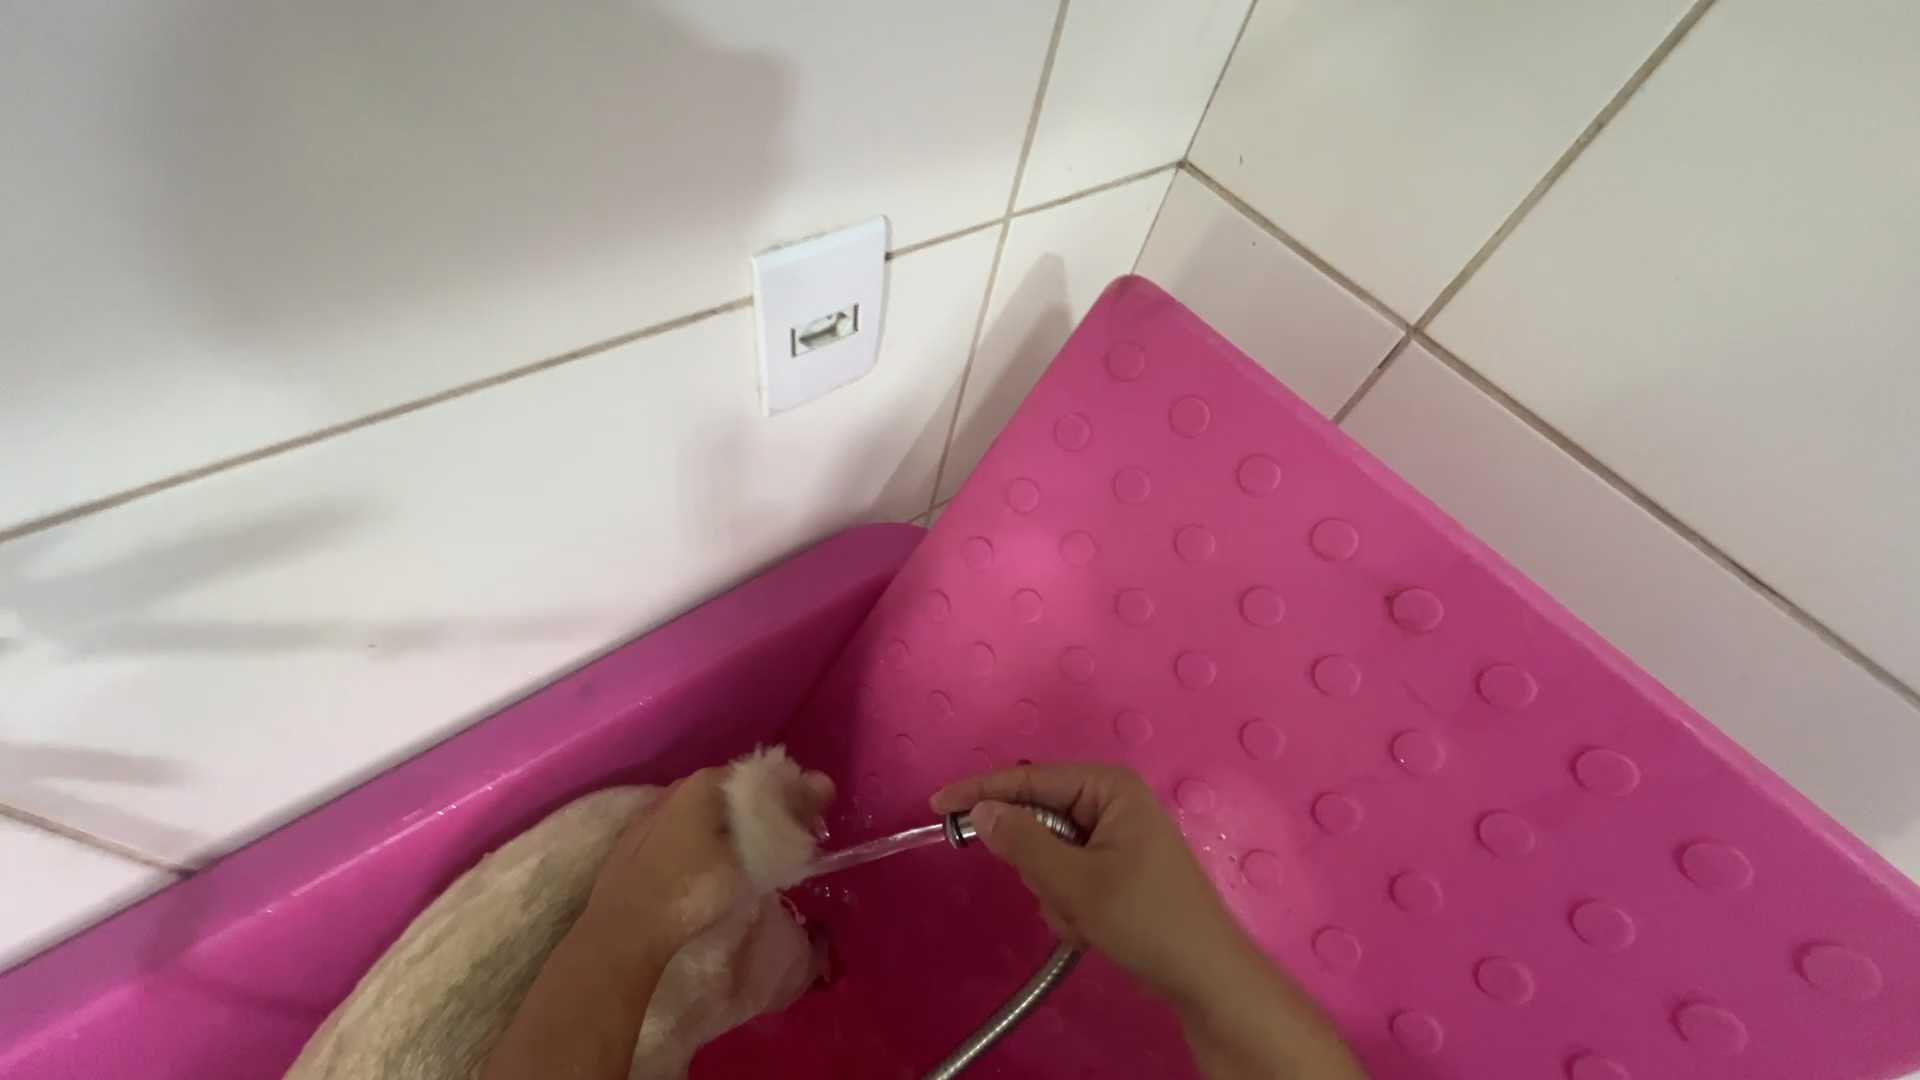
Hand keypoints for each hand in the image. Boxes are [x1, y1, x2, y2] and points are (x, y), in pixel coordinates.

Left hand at [582, 764, 836, 971]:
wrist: (621, 937)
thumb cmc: (694, 888)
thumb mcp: (753, 852)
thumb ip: (791, 813)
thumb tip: (825, 782)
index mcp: (706, 781)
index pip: (763, 776)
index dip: (792, 798)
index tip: (809, 825)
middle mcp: (677, 788)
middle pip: (736, 794)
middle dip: (765, 813)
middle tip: (787, 844)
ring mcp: (652, 815)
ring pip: (709, 814)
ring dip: (735, 829)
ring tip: (753, 860)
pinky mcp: (635, 845)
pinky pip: (685, 833)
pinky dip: (707, 843)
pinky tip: (713, 870)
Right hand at [932, 764, 1365, 1079]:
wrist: (1206, 981)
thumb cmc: (1149, 919)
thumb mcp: (1079, 883)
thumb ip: (1023, 843)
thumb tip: (981, 810)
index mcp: (1107, 787)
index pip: (1030, 779)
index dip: (981, 791)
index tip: (937, 804)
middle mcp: (1107, 802)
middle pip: (1036, 820)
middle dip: (1038, 866)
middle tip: (1060, 894)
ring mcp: (1109, 837)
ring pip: (1044, 855)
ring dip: (1054, 893)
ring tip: (1086, 917)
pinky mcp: (1109, 868)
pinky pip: (1063, 876)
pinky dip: (1066, 905)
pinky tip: (1093, 928)